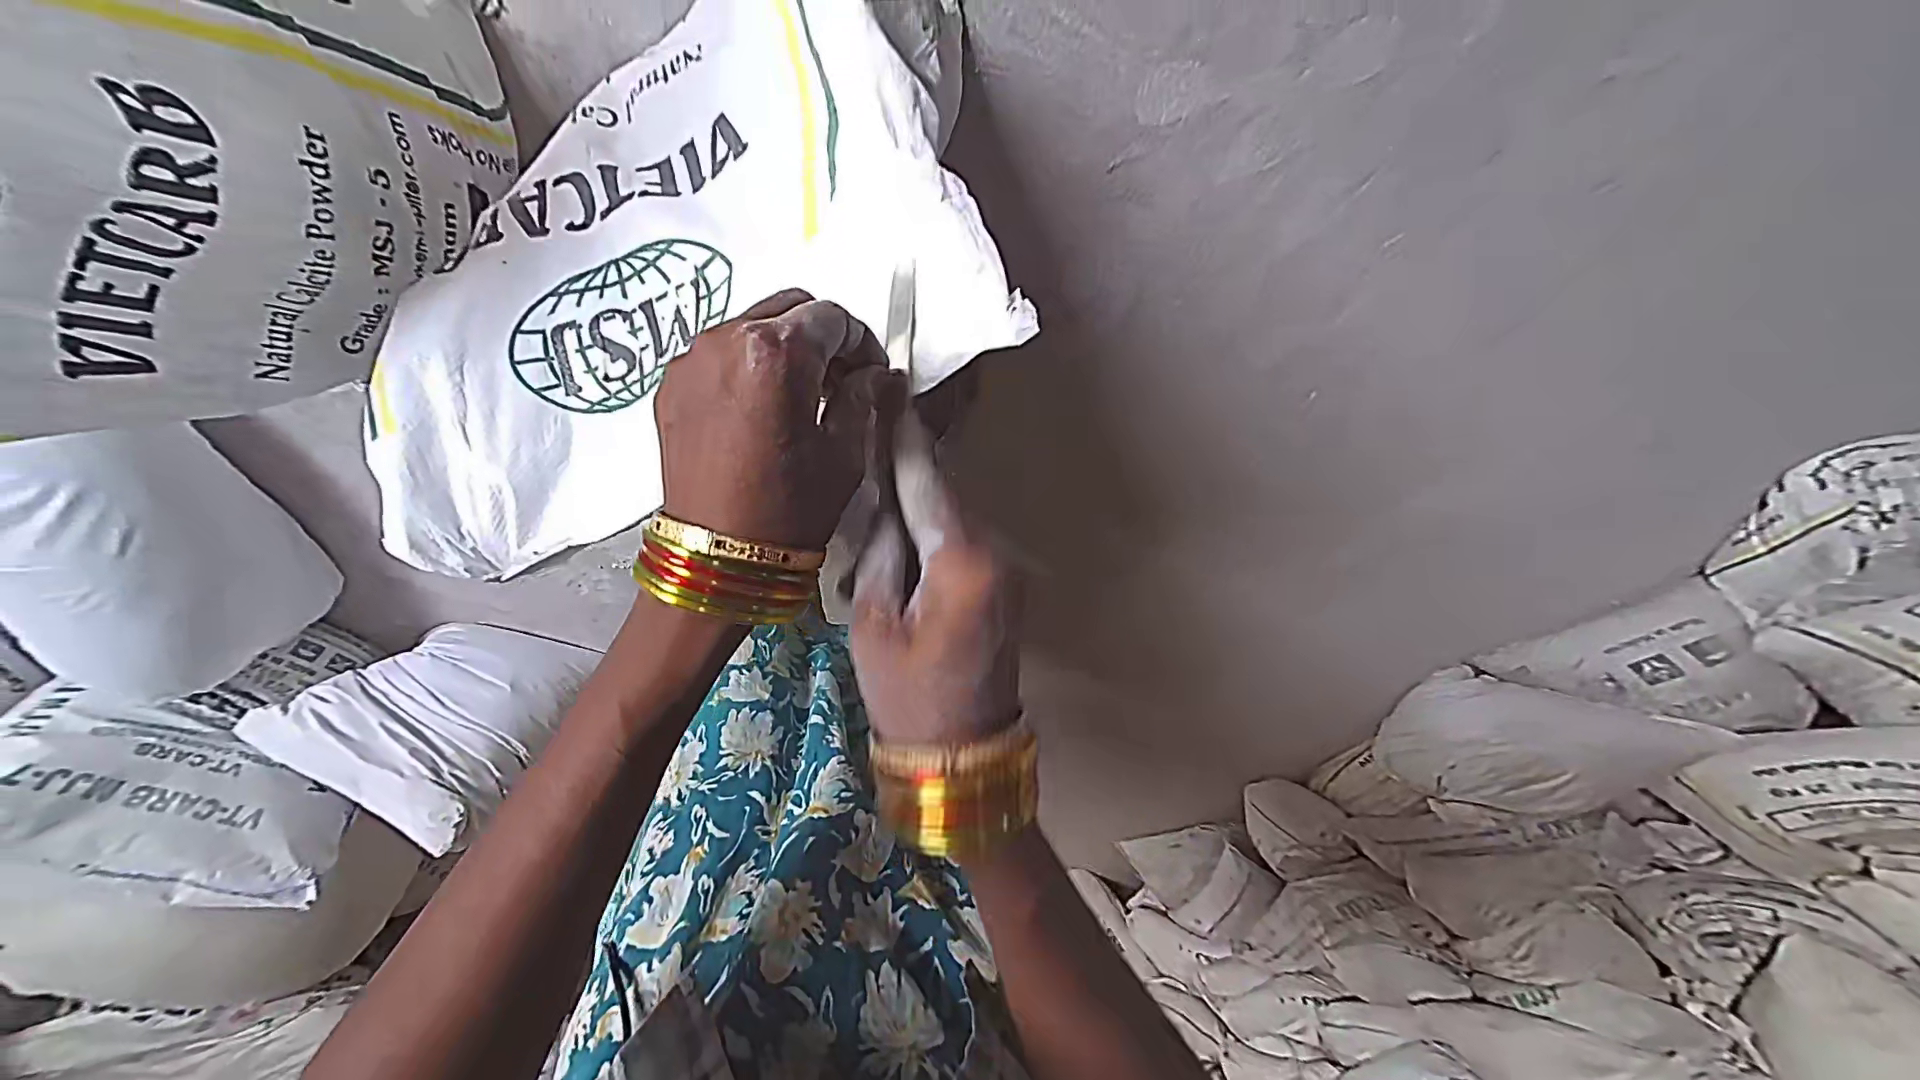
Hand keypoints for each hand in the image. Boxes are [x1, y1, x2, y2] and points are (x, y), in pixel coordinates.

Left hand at [656, 289, 898, 549]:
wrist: (717, 559)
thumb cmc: (782, 515)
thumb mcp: (843, 456)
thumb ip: (862, 399)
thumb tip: (876, 377)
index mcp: (775, 356)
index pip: (832, 317)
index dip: (861, 342)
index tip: (870, 371)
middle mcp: (725, 343)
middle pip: (789, 308)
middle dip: (824, 338)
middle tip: (843, 380)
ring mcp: (692, 362)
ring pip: (753, 326)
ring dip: (786, 350)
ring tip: (803, 398)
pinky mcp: (672, 385)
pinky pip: (721, 354)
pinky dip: (749, 367)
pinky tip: (765, 410)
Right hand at [851, 408, 1021, 744]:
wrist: (960, 748)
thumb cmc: (906, 694)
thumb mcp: (873, 621)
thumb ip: (880, 548)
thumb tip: (884, 498)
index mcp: (963, 562)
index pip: (929, 483)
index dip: (906, 439)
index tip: (892, 394)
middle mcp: (998, 554)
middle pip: (946, 494)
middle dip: (908, 474)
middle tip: (869, 454)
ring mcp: (1009, 568)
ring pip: (955, 514)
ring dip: (919, 506)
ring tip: (877, 509)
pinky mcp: (1007, 581)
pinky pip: (964, 538)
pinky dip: (935, 531)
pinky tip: (905, 542)